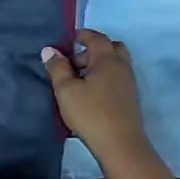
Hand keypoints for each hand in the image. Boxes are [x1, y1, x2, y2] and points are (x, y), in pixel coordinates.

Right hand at [43, 29, 157, 174]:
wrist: (119, 143)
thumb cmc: (90, 112)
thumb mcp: (66, 90)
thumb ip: (57, 68)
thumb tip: (50, 50)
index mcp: (107, 59)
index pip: (96, 37)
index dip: (82, 35)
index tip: (69, 38)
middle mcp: (122, 66)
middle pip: (110, 48)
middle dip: (91, 50)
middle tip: (73, 63)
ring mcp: (128, 82)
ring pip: (114, 64)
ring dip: (97, 65)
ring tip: (77, 81)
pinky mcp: (128, 97)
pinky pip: (115, 77)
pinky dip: (103, 77)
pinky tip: (88, 94)